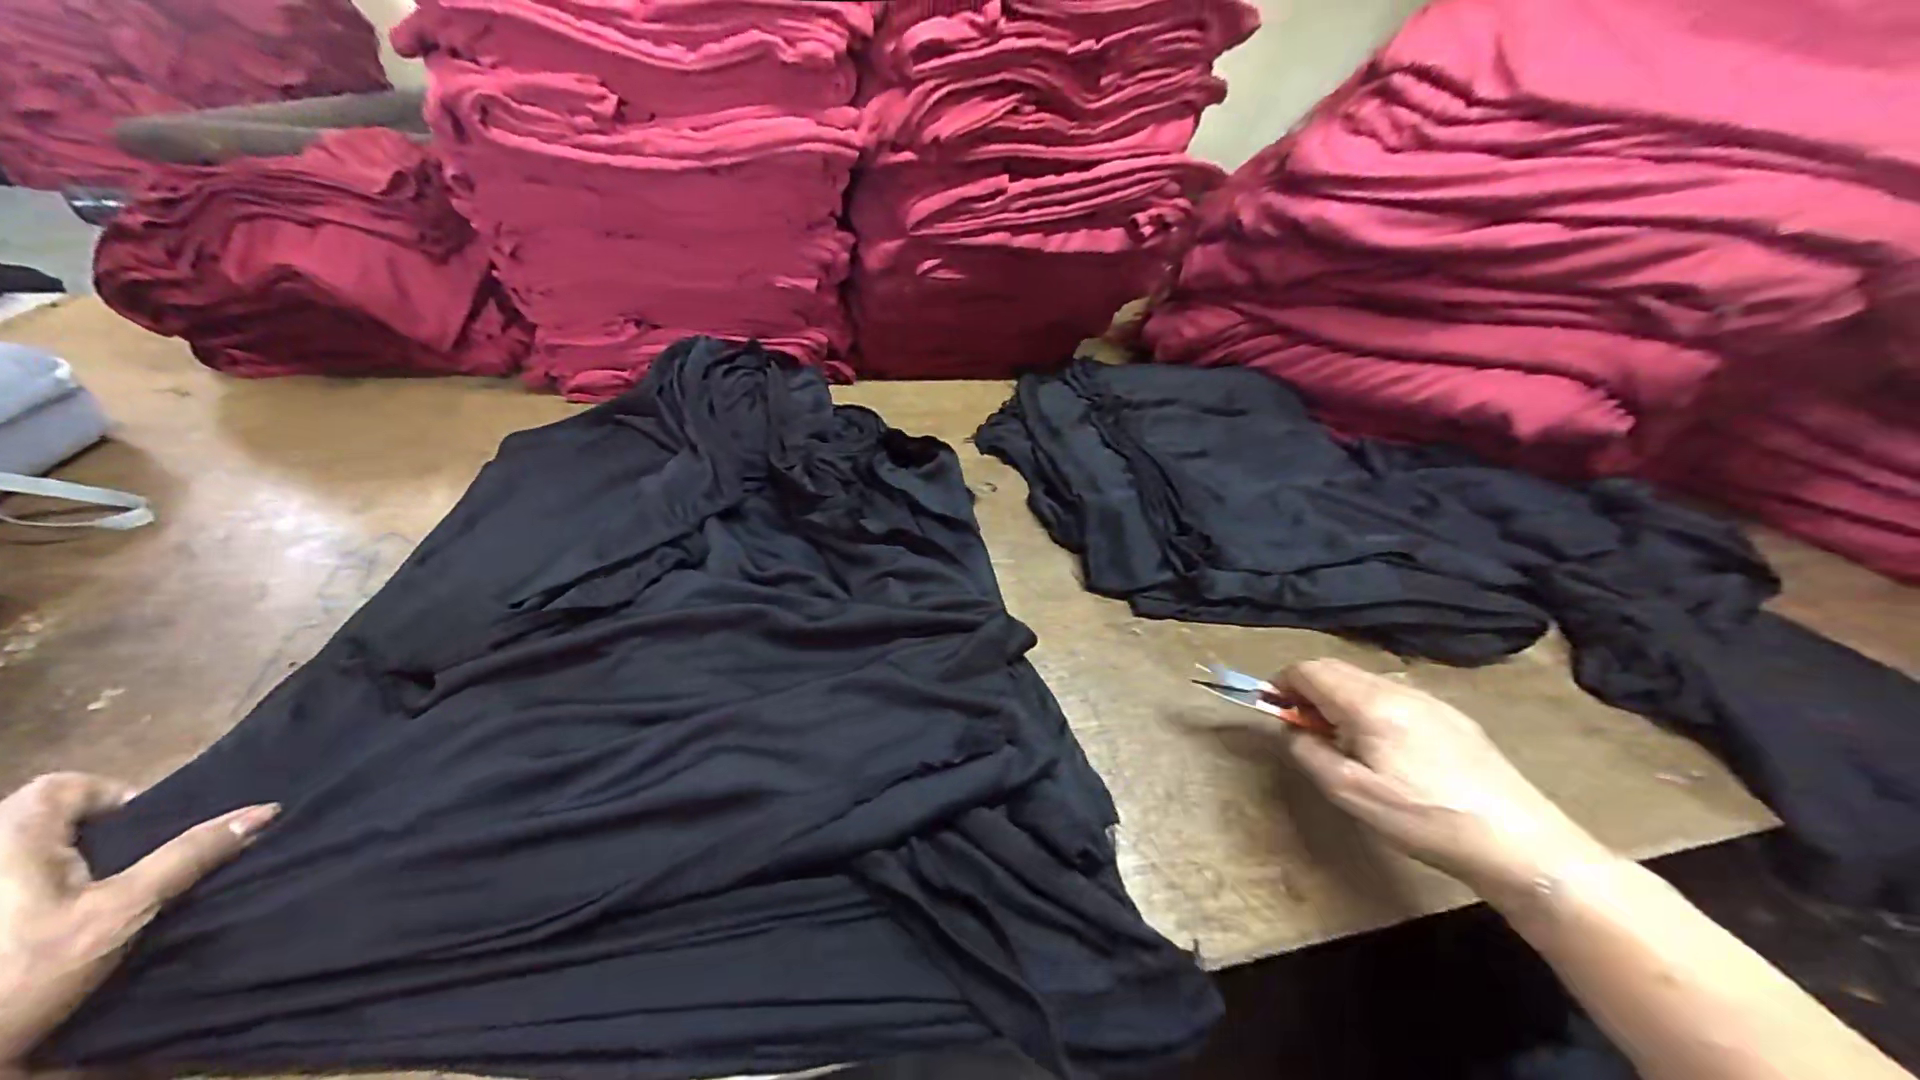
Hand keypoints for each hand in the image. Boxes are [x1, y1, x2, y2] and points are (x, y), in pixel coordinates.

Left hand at [0, 773, 277, 1062]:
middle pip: (41, 820)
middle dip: (90, 838)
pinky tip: (41, 932)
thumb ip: (190, 855)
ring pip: (22, 857)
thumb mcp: (122, 911)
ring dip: (61, 869)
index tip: (141, 836)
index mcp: (8, 837)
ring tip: (87, 903)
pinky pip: (8, 886)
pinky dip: (32, 896)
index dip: (110, 799)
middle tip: (122, 873)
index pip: (63, 786)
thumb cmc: (26, 970)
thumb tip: (264, 812)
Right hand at [1267, 659, 1616, 905]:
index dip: (1282, 684)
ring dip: (1338, 699)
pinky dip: (1368, 707)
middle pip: (1335, 669)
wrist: (1521, 845)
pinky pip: (1393, 696)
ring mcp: (1430, 701)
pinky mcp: (1453, 718)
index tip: (1275, 712)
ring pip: (1364, 681)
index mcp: (1369, 704)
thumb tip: (1292, 731)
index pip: (1308, 670)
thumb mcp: (1351, 793)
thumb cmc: (1424, 820)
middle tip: (1303, 728)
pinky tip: (1384, 749)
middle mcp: (1398, 690)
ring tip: (1342, 742)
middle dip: (1307, 689)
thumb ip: (1308, 753)